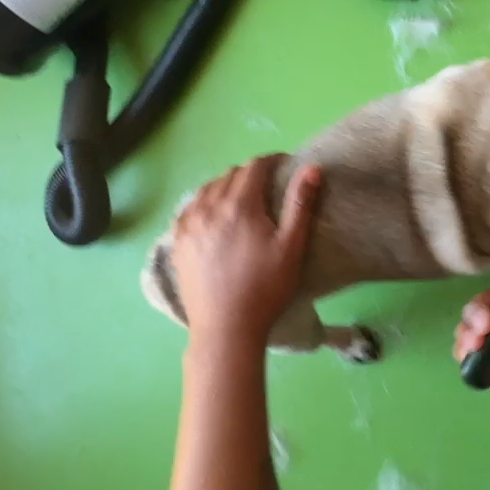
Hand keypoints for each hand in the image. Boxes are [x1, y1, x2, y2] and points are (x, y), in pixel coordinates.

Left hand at [171, 157, 322, 354]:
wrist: (226, 328)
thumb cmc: (266, 288)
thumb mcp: (291, 247)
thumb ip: (301, 204)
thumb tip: (312, 168)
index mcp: (240, 204)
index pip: (255, 166)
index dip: (272, 161)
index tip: (284, 166)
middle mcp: (209, 206)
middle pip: (231, 174)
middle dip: (250, 174)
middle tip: (268, 187)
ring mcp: (188, 223)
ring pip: (208, 188)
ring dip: (226, 186)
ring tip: (241, 200)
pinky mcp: (177, 240)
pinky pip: (190, 207)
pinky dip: (204, 202)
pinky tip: (213, 215)